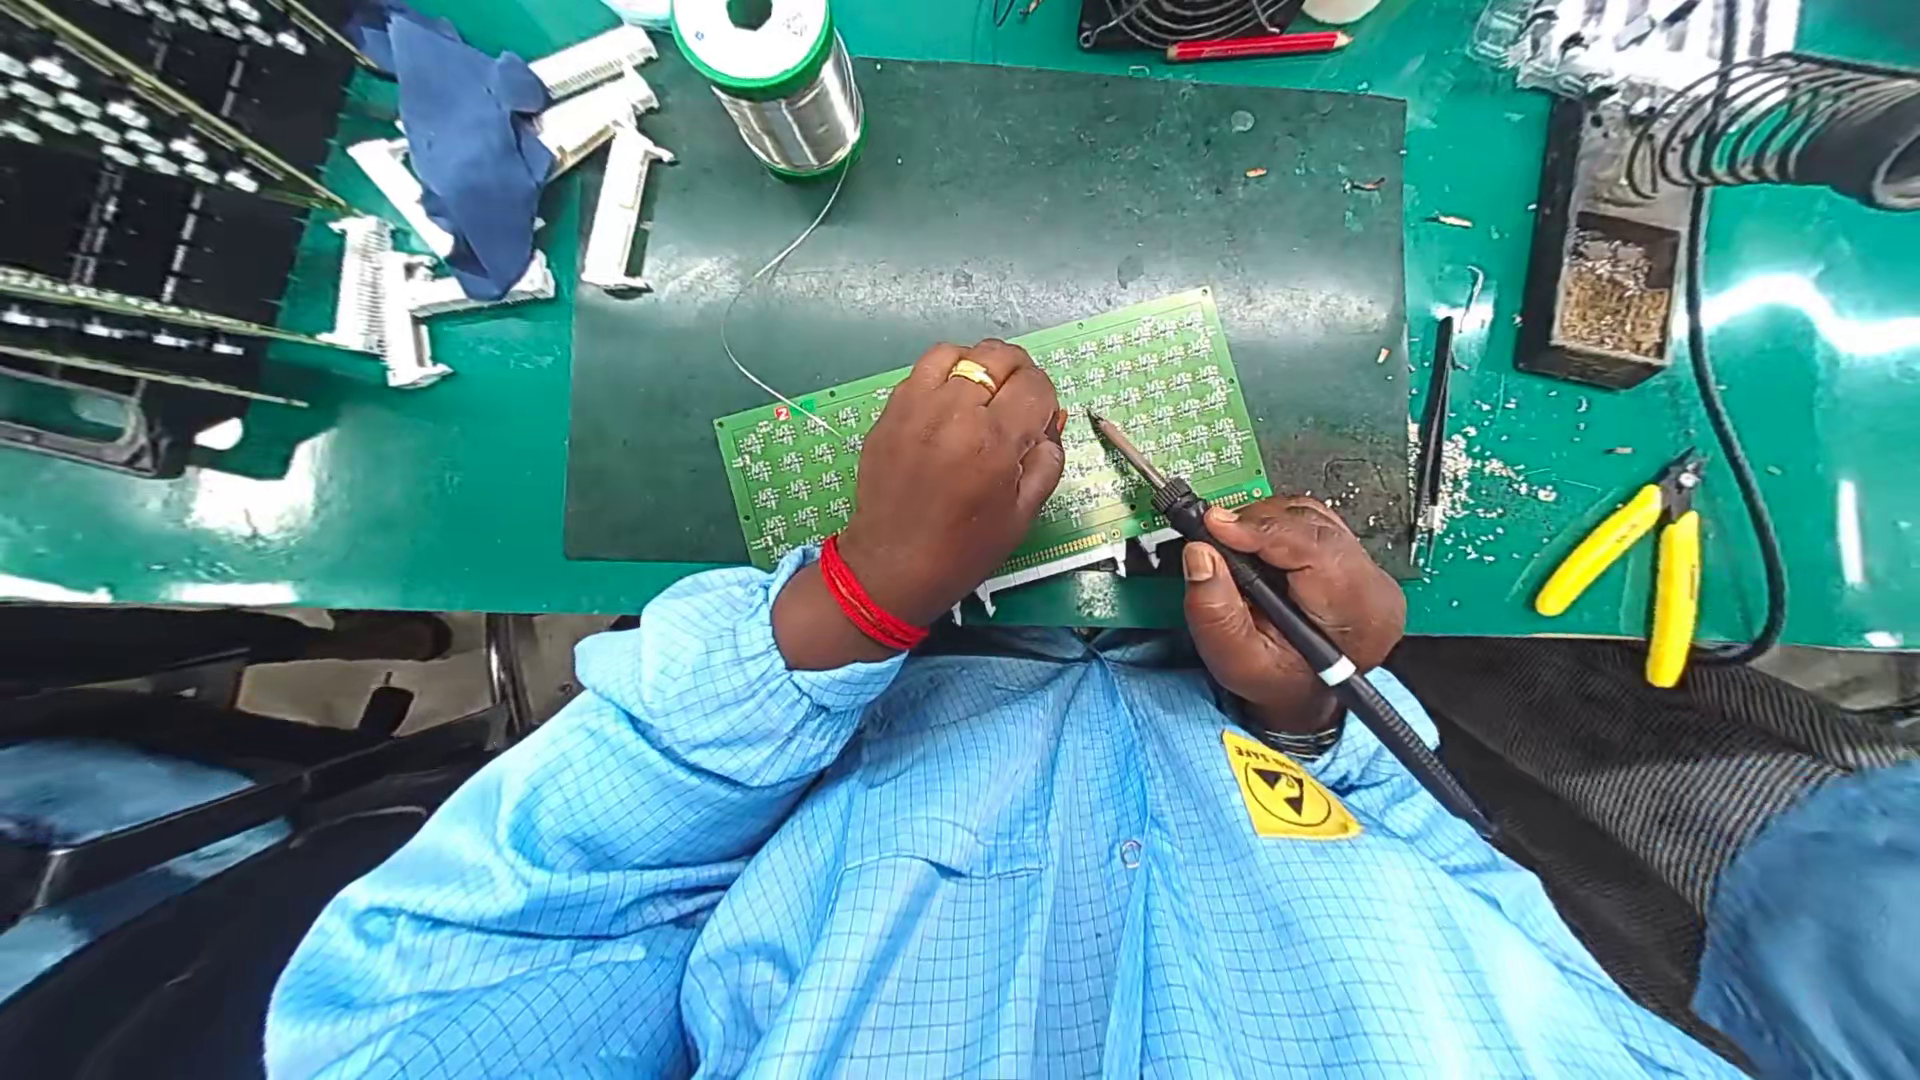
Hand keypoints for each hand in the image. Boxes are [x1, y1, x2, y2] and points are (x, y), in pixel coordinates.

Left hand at [774, 339, 1065, 668]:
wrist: (893, 566)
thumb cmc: (962, 550)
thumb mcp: (1022, 515)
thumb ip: (1046, 463)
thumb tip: (1048, 429)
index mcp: (993, 441)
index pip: (1035, 386)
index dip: (1045, 401)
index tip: (1039, 421)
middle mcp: (954, 412)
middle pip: (999, 356)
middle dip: (1019, 373)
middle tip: (1017, 401)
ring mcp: (915, 407)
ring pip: (958, 353)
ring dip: (979, 366)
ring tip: (982, 394)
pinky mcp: (889, 412)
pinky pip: (922, 370)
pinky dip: (944, 375)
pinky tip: (948, 403)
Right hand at [1182, 496, 1405, 733]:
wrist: (1297, 692)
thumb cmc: (1276, 681)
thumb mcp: (1236, 660)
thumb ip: (1215, 612)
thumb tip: (1201, 555)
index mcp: (1358, 612)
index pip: (1314, 547)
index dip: (1261, 530)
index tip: (1215, 525)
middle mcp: (1371, 583)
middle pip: (1310, 524)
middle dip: (1253, 525)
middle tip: (1211, 536)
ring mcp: (1363, 566)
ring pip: (1306, 516)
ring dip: (1260, 524)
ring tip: (1230, 547)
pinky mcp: (1346, 555)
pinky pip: (1306, 521)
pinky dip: (1270, 526)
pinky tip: (1250, 548)